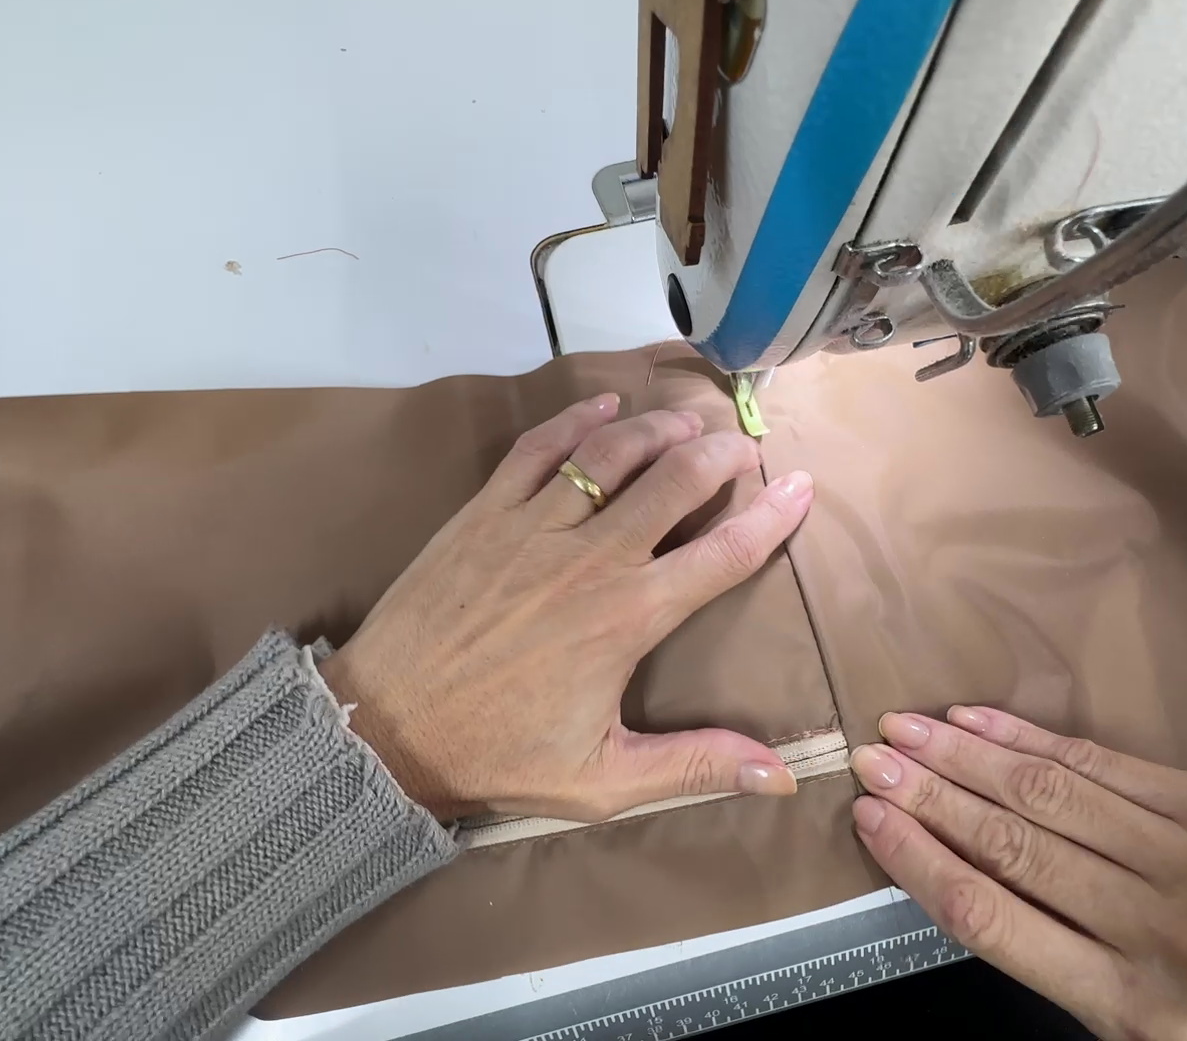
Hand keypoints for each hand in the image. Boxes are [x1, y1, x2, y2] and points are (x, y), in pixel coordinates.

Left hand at [321, 393, 811, 821]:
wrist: (386, 729)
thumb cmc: (497, 755)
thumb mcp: (603, 780)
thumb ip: (693, 766)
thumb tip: (780, 776)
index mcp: (629, 617)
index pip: (723, 555)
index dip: (771, 517)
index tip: (800, 486)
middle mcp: (591, 558)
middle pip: (674, 482)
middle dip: (719, 453)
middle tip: (741, 444)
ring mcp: (533, 527)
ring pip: (611, 455)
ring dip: (657, 427)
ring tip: (687, 418)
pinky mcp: (484, 513)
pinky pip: (537, 450)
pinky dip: (574, 421)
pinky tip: (602, 406)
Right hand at [850, 708, 1186, 1040]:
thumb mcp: (1151, 1032)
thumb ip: (1058, 959)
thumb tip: (952, 870)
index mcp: (1140, 1012)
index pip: (994, 920)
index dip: (919, 861)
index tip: (867, 818)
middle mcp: (1164, 935)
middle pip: (1012, 846)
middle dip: (927, 795)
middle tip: (867, 758)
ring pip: (1049, 794)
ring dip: (963, 755)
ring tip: (904, 729)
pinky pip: (1101, 762)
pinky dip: (1026, 738)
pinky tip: (974, 721)